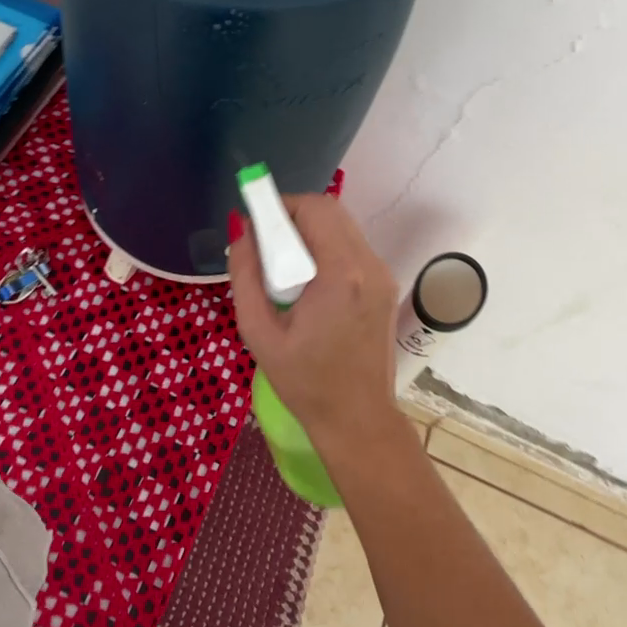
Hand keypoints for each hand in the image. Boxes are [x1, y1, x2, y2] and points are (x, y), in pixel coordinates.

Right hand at [227, 194, 403, 452]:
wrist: (357, 419)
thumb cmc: (304, 382)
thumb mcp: (259, 332)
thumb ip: (245, 277)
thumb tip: (241, 234)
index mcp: (341, 275)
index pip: (314, 209)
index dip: (281, 206)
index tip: (256, 225)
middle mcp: (369, 266)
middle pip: (331, 212)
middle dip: (294, 216)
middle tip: (266, 244)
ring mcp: (383, 275)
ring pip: (343, 227)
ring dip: (310, 232)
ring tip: (284, 266)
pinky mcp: (385, 287)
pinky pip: (352, 248)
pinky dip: (326, 249)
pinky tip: (307, 282)